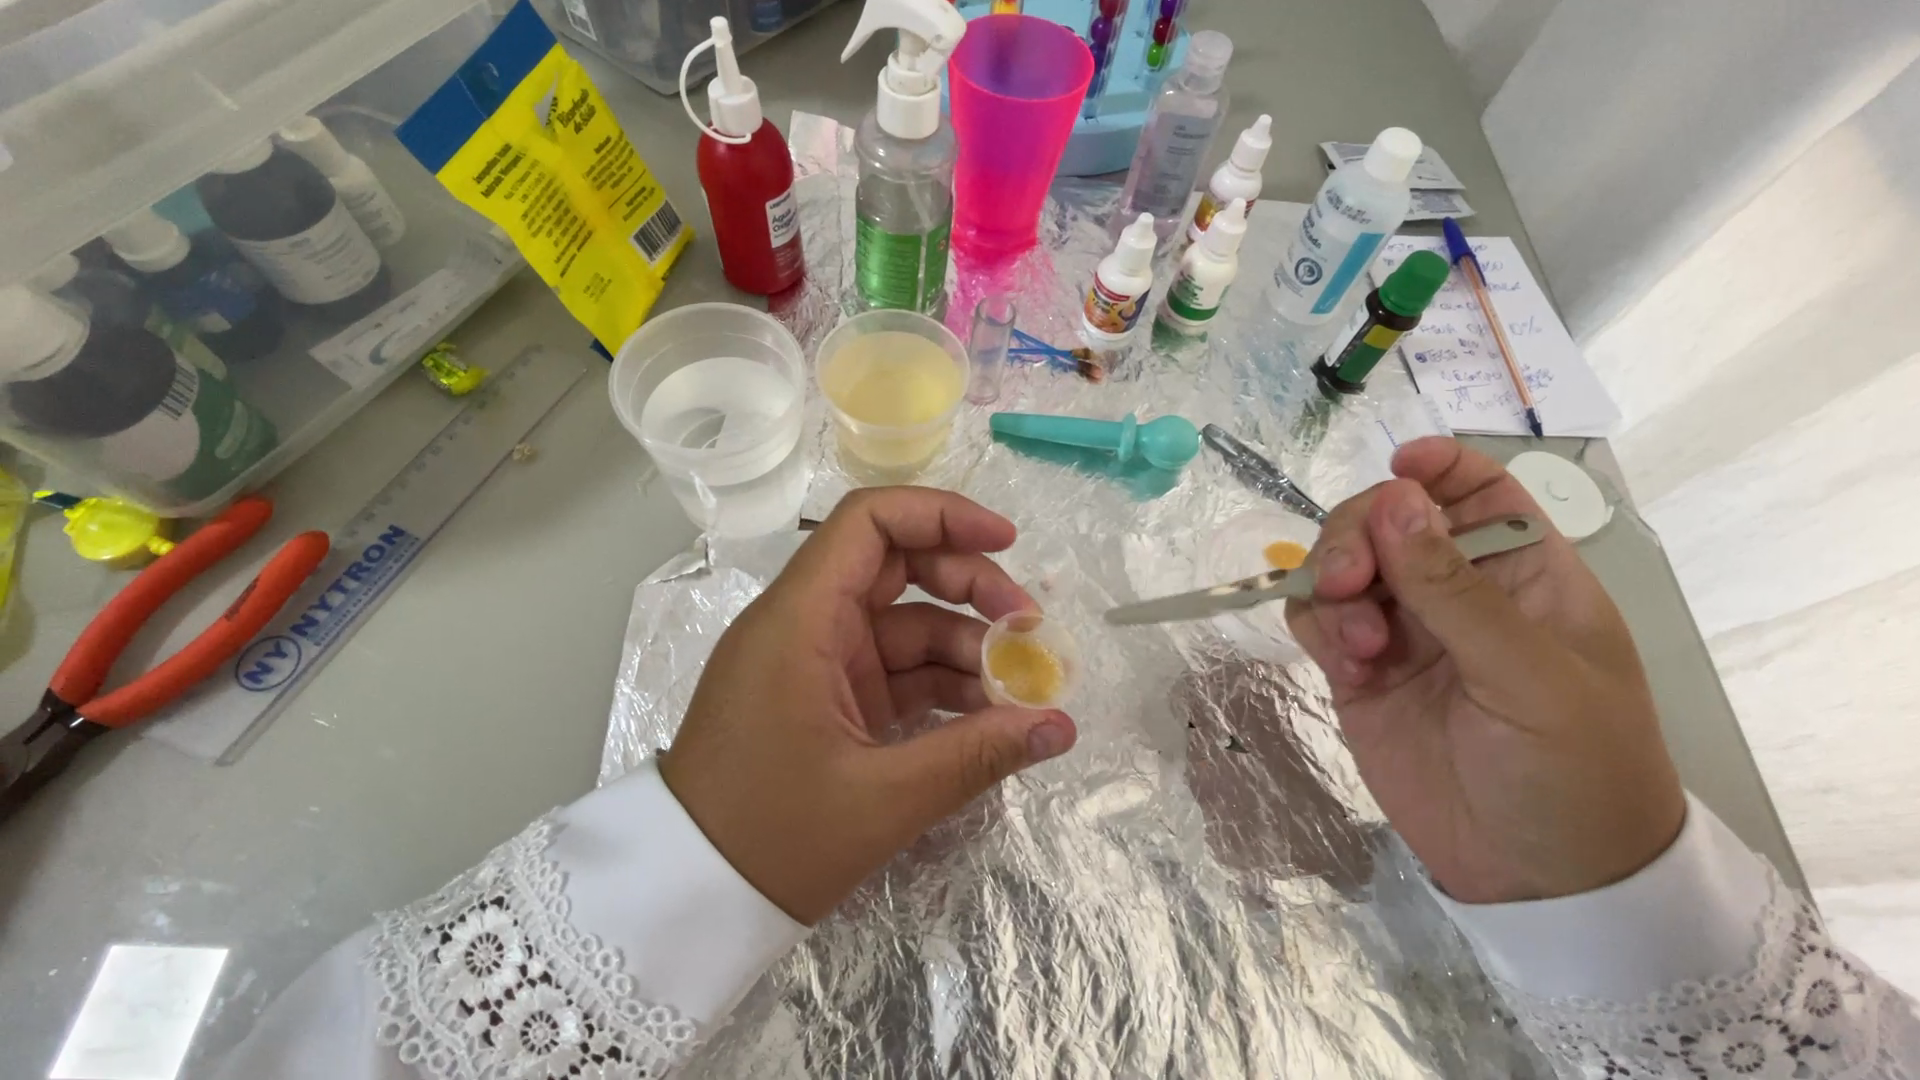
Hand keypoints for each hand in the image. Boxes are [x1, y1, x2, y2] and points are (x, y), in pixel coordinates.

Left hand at [660, 488, 1077, 924]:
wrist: (689, 895)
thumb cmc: (769, 839)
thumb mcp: (882, 798)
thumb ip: (977, 754)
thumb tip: (1062, 726)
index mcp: (801, 619)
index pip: (869, 522)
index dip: (941, 514)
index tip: (1006, 542)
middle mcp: (807, 624)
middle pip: (897, 566)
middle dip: (970, 587)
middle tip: (1029, 628)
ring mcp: (817, 662)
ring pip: (904, 623)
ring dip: (965, 647)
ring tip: (1022, 691)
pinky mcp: (828, 698)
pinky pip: (895, 670)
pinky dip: (942, 685)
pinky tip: (988, 716)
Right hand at [1285, 438, 1684, 903]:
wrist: (1537, 876)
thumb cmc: (1574, 767)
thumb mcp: (1528, 674)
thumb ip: (1455, 589)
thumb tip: (1394, 499)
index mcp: (1522, 574)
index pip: (1478, 492)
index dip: (1438, 468)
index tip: (1396, 467)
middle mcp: (1455, 590)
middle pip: (1386, 522)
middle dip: (1356, 537)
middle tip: (1345, 581)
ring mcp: (1401, 630)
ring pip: (1340, 567)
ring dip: (1331, 588)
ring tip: (1355, 647)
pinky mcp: (1358, 671)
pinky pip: (1318, 620)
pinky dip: (1317, 629)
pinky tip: (1343, 667)